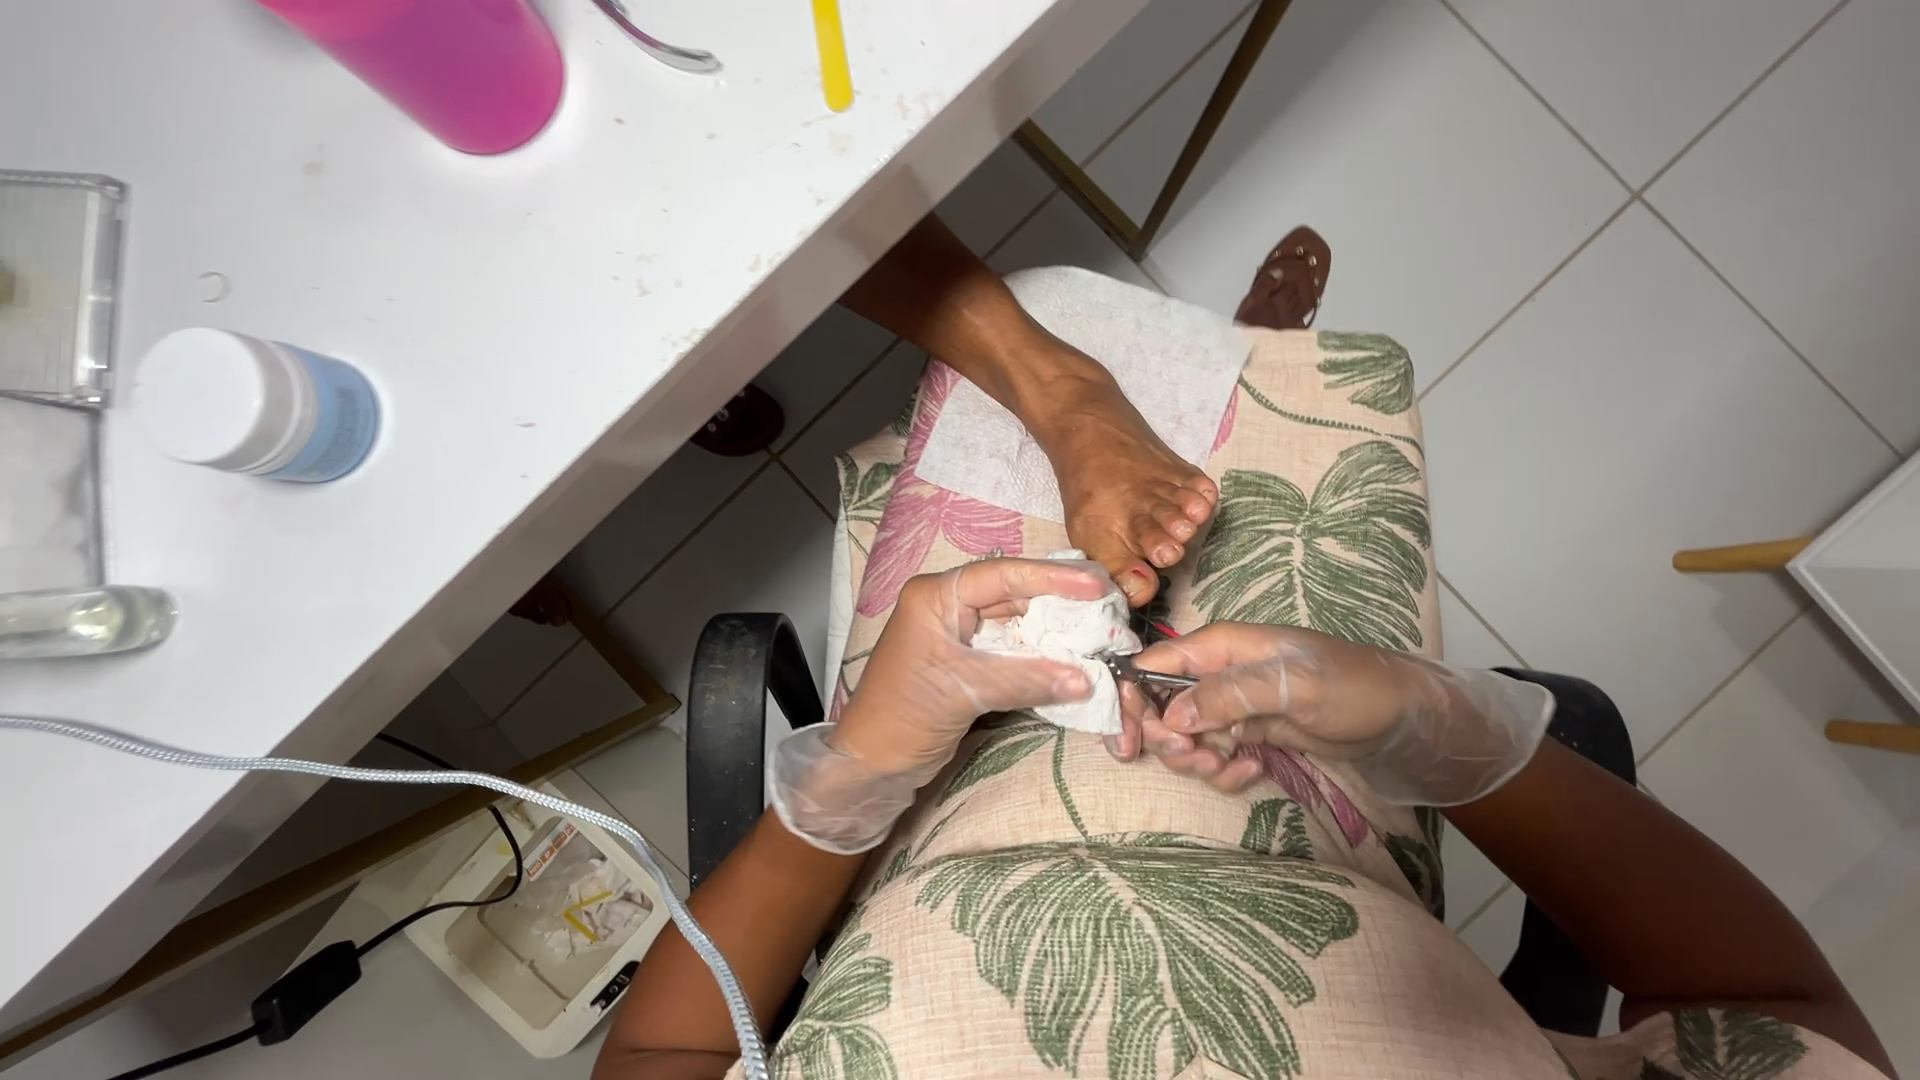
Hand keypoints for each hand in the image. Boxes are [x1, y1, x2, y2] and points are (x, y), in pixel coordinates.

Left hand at [830, 558, 1106, 778]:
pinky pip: (1010, 648)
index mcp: (935, 597)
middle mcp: (946, 606)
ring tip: (1098, 629)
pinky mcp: (966, 660)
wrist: (870, 765)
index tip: (1094, 585)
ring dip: (1052, 629)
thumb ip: (1025, 679)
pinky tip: (1071, 656)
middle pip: (1012, 593)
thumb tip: (1085, 678)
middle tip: (1107, 606)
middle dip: (1059, 602)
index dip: (1050, 578)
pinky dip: (1039, 654)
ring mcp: (957, 633)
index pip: (1001, 575)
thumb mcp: (963, 691)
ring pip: (1014, 621)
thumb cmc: (902, 716)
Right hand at [1106, 622, 1553, 804]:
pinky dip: (1223, 770)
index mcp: (1217, 647)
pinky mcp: (1243, 734)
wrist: (1401, 717)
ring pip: (1181, 737)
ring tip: (1230, 765)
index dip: (1131, 699)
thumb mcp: (1292, 685)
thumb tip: (1171, 716)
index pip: (1151, 665)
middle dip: (1168, 739)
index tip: (1130, 739)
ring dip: (1196, 759)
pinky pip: (1212, 756)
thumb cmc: (1351, 685)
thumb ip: (1229, 694)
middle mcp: (1214, 674)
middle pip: (1158, 707)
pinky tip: (1253, 769)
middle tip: (1200, 756)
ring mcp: (1227, 706)